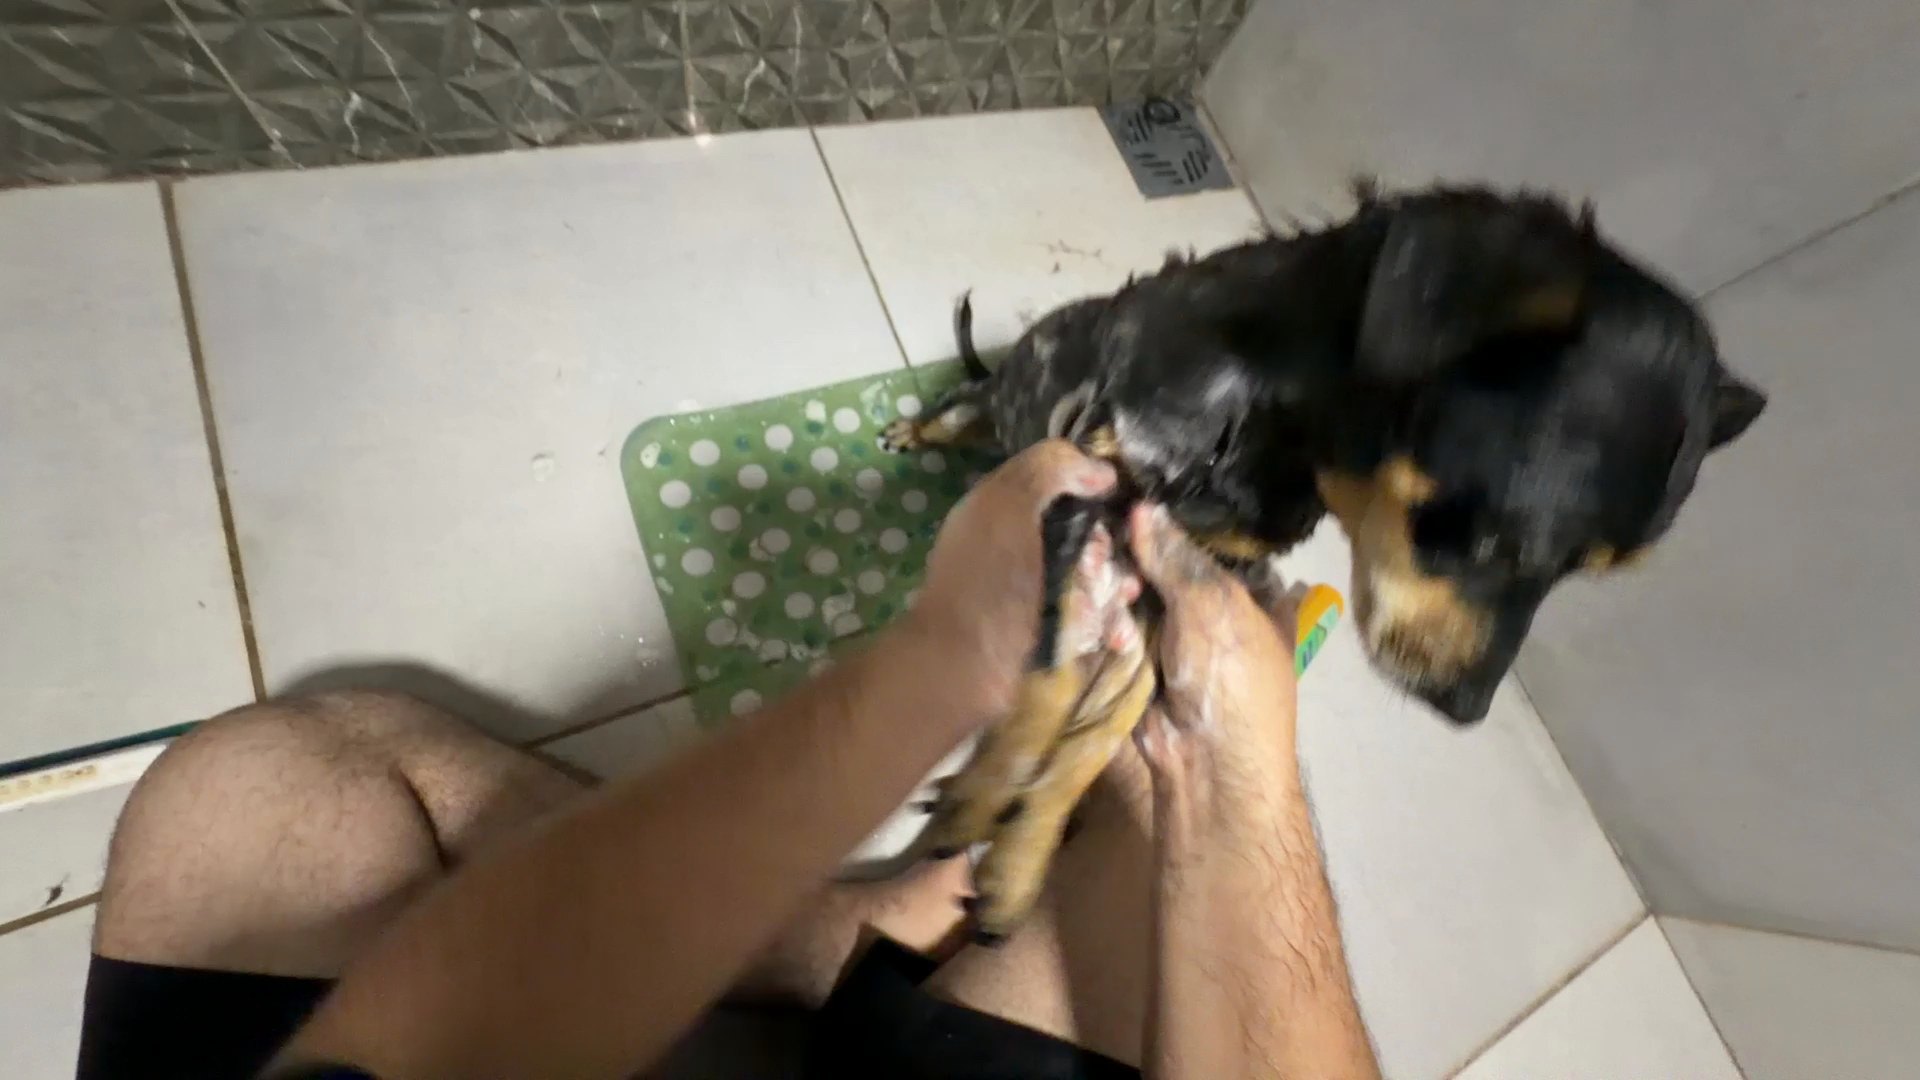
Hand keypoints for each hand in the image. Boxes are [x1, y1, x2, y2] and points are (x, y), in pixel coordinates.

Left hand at [905, 439, 1116, 725]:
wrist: (965, 665)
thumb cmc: (987, 578)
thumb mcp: (1008, 503)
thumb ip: (1050, 469)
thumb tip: (1103, 471)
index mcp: (1005, 510)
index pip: (1068, 490)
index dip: (1094, 498)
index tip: (1107, 511)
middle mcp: (1021, 548)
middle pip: (1090, 538)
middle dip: (1103, 554)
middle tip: (1091, 571)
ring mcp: (1037, 594)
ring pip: (1099, 581)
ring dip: (1111, 593)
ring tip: (1103, 609)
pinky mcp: (1052, 634)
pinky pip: (1096, 620)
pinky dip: (1108, 626)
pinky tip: (1113, 637)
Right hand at [1125, 503, 1301, 814]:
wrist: (1206, 760)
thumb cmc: (1230, 675)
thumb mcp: (1211, 604)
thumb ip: (1175, 556)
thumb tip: (1142, 507)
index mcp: (1245, 591)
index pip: (1201, 541)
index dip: (1168, 522)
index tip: (1130, 499)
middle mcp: (1205, 609)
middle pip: (1158, 565)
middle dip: (1133, 557)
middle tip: (1106, 542)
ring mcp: (1168, 635)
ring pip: (1130, 593)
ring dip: (1116, 590)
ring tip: (1108, 586)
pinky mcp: (1134, 658)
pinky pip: (1113, 625)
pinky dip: (1107, 622)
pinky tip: (1106, 622)